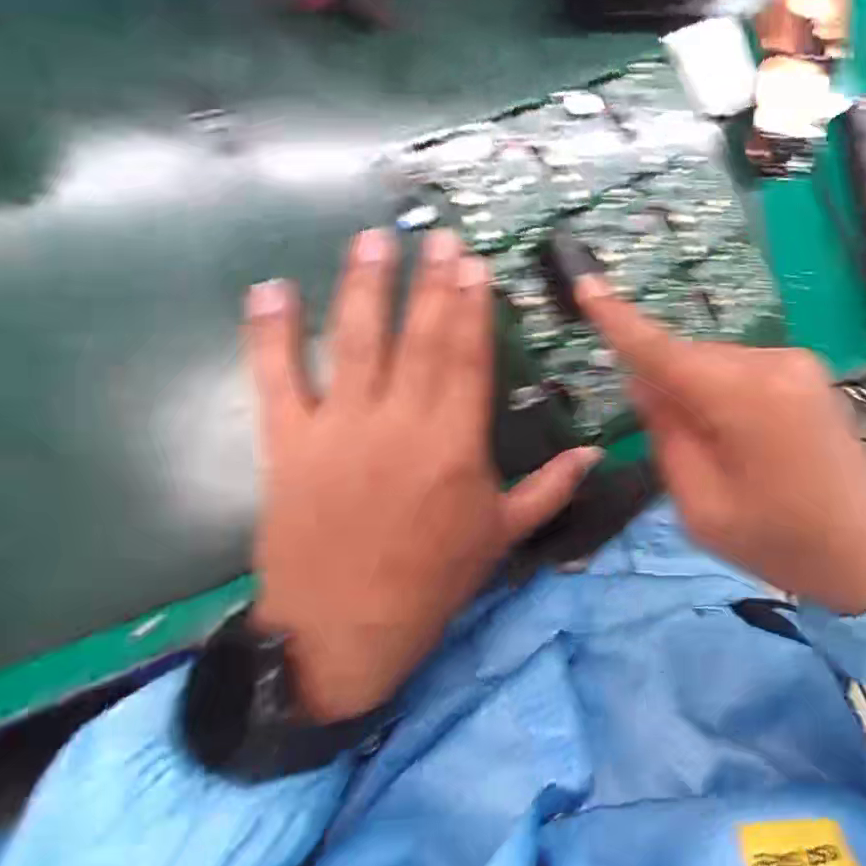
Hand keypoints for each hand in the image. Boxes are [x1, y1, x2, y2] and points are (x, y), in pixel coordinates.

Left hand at [245, 228, 601, 721]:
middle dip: (429, 281)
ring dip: (364, 286)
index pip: (467, 358)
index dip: (471, 307)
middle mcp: (398, 423)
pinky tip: (270, 290)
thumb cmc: (430, 583)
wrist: (343, 632)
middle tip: (436, 233)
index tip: (473, 263)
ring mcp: (338, 429)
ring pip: (355, 343)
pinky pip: (276, 380)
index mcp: (454, 444)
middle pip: (419, 338)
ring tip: (372, 240)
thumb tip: (595, 451)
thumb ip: (549, 489)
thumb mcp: (500, 538)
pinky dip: (271, 334)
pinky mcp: (287, 445)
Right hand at [575, 276, 865, 613]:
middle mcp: (772, 364)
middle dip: (662, 386)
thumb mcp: (699, 504)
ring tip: (713, 452)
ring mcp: (795, 364)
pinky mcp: (805, 373)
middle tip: (668, 443)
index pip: (662, 351)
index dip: (618, 319)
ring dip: (693, 393)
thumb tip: (644, 385)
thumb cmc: (777, 541)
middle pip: (687, 358)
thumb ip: (666, 434)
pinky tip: (735, 437)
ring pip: (711, 363)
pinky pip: (738, 370)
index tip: (585, 284)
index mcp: (744, 398)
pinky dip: (719, 394)